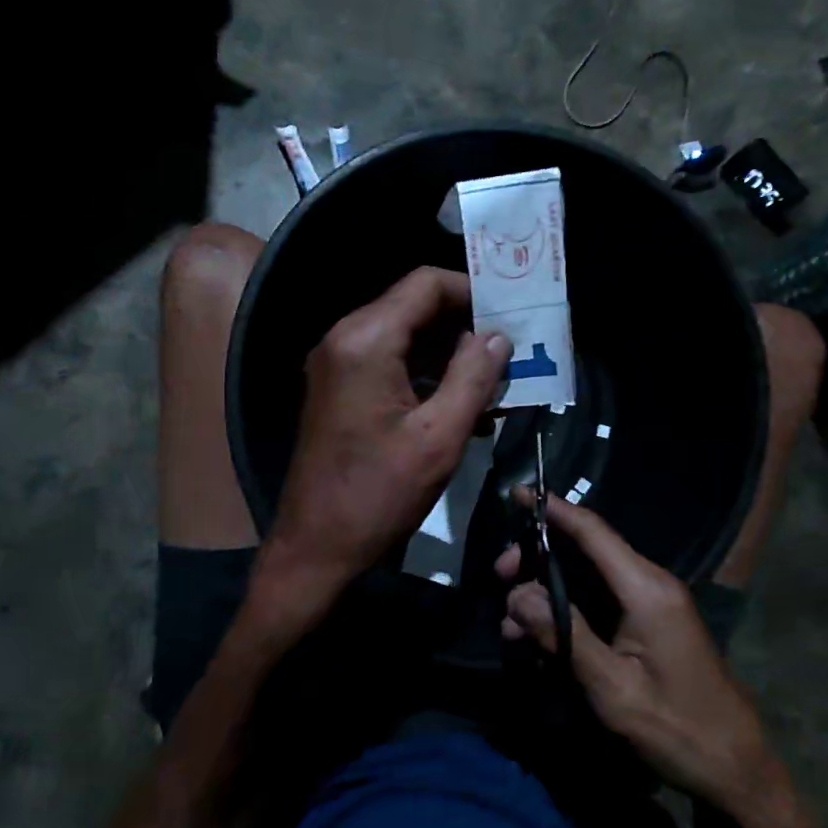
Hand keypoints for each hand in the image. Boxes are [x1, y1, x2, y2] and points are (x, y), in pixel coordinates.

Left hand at [249, 267, 509, 637]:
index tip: (512, 313)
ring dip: (447, 353)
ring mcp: (335, 365)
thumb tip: (497, 336)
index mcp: (365, 340)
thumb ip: (472, 377)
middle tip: (512, 349)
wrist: (316, 544)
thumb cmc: (379, 494)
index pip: (425, 284)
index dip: (472, 290)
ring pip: (403, 336)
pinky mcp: (337, 389)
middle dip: (464, 324)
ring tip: (495, 382)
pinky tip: (461, 404)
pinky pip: (387, 363)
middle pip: (413, 306)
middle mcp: (344, 340)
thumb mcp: (439, 437)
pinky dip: (423, 374)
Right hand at [498, 493, 783, 815]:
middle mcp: (650, 585)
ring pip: (586, 578)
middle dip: (537, 560)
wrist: (737, 769)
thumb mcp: (612, 687)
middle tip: (499, 577)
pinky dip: (564, 612)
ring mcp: (651, 604)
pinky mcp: (649, 623)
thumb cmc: (677, 728)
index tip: (516, 491)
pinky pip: (598, 602)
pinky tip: (536, 639)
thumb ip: (564, 635)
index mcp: (647, 590)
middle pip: (584, 552)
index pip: (593, 532)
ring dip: (545, 592)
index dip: (553, 509)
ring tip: (510, 626)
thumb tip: (517, 594)